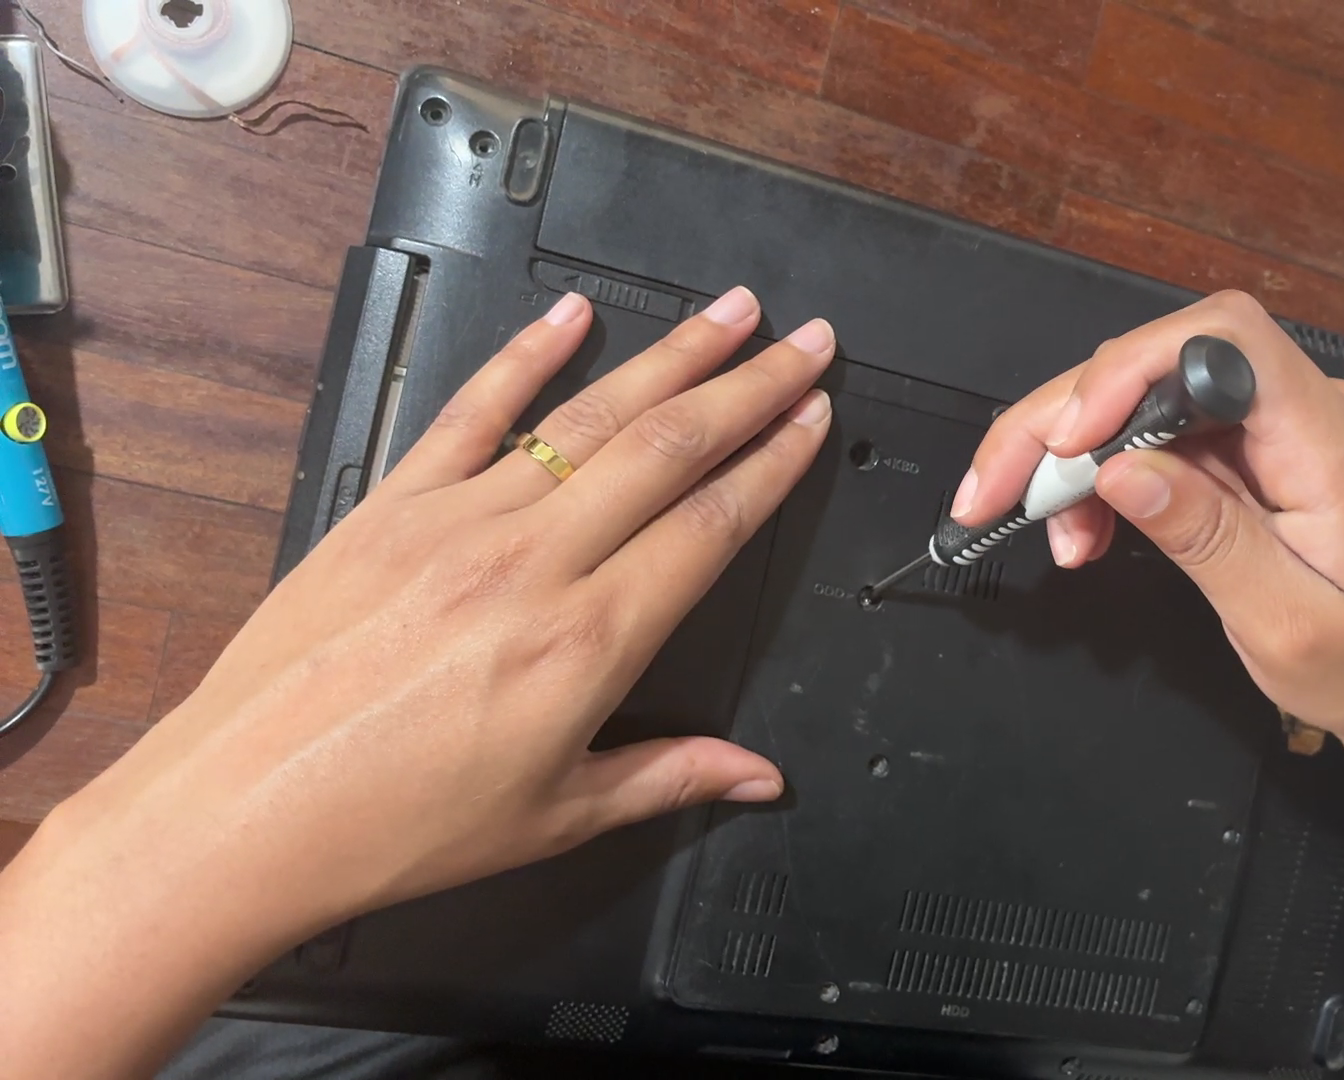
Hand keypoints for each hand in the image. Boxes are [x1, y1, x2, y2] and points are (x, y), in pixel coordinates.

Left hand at [53, 286, 832, 926]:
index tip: (813, 415)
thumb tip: (765, 779)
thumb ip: (677, 776)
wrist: (228, 821)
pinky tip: (575, 315)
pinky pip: (470, 411)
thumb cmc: (405, 825)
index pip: (711, 524)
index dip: (774, 463)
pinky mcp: (393, 503)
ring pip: (591, 416)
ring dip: (673, 357)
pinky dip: (526, 356)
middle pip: (669, 448)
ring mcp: (461, 520)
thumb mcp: (562, 814)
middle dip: (752, 388)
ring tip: (733, 312)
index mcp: (590, 639)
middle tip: (807, 342)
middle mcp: (536, 561)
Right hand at [958, 291, 1343, 761]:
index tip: (1068, 442)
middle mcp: (1292, 413)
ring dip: (1069, 458)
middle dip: (1060, 421)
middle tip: (990, 489)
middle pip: (1157, 367)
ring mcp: (1261, 433)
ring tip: (1039, 526)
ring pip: (1138, 405)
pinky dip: (1097, 483)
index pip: (1225, 340)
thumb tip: (1118, 472)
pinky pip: (1149, 446)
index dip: (1131, 369)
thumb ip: (1207, 539)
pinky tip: (1080, 531)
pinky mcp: (1236, 459)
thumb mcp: (1286, 622)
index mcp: (1326, 440)